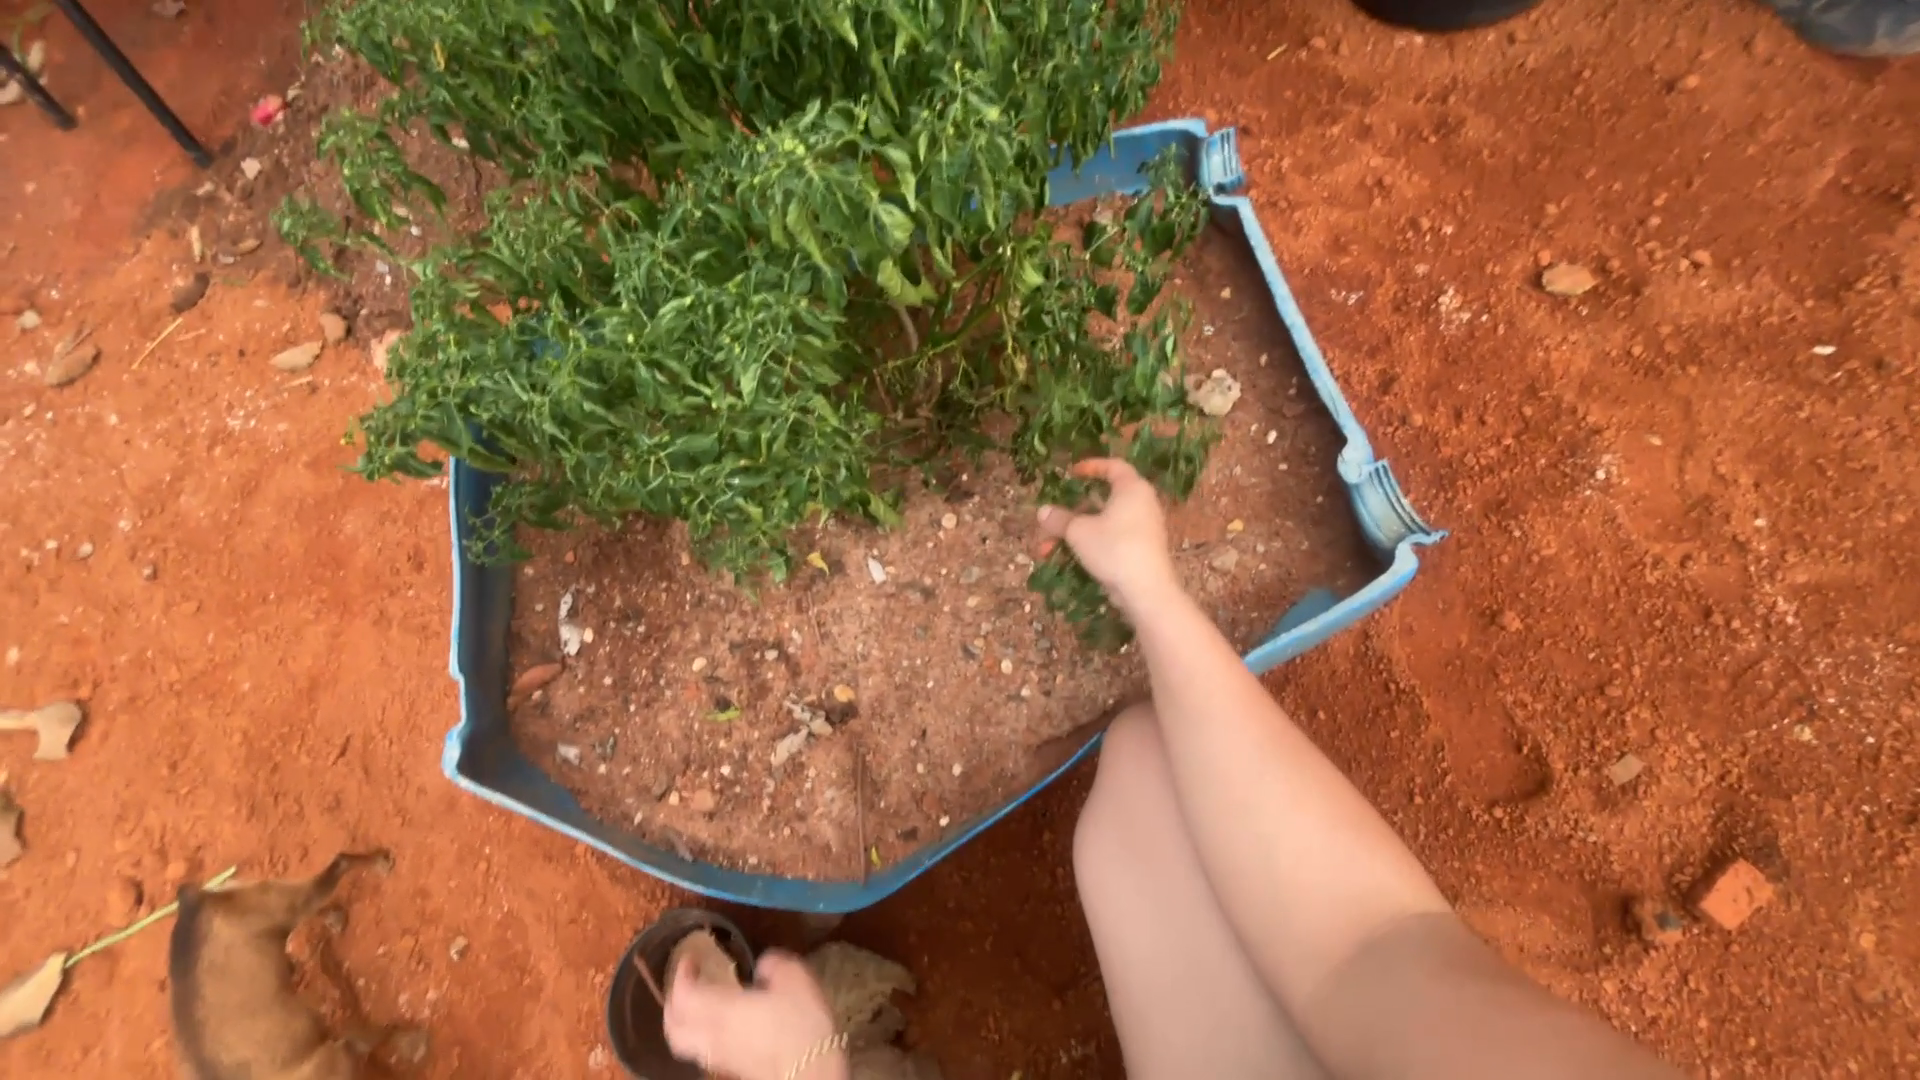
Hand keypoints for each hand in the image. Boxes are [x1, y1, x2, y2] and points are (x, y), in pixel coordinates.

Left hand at [663, 950, 846, 1079]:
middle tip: (686, 982)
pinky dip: (702, 1033)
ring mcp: (721, 1057)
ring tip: (699, 1003)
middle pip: (673, 1028)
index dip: (680, 975)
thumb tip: (762, 966)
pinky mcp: (734, 1069)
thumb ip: (773, 964)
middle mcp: (713, 1037)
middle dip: (672, 1004)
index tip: (689, 958)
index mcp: (722, 1011)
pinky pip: (703, 1051)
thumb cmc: (801, 1023)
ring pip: (685, 1043)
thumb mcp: (794, 978)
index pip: (684, 996)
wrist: (812, 1074)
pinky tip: (723, 1023)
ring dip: (684, 1022)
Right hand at [1035, 458, 1179, 615]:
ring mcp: (1143, 528)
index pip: (1114, 466)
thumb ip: (1059, 519)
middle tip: (1050, 523)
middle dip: (1070, 514)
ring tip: (1047, 551)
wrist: (1146, 589)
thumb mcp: (1078, 531)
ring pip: (1102, 524)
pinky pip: (1111, 540)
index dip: (1092, 466)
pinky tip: (1068, 561)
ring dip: (1073, 535)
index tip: (1072, 473)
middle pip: (1101, 500)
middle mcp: (1141, 504)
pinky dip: (1090, 546)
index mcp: (1131, 488)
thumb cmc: (1113, 548)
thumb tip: (1042, 511)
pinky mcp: (1141, 550)